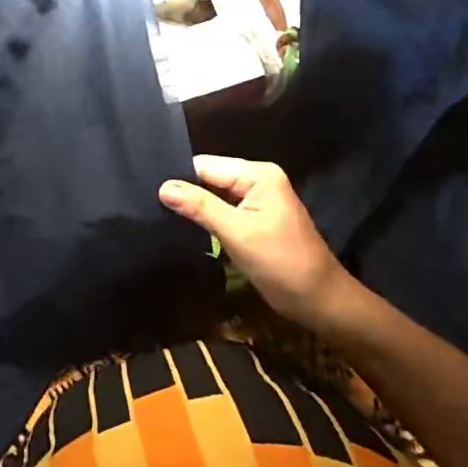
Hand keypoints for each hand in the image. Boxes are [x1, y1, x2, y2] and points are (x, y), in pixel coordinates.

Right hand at [159, 156, 361, 328]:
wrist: (319, 301)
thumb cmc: (282, 263)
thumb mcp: (237, 233)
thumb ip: (200, 206)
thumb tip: (163, 187)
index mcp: (258, 174)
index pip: (205, 166)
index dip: (178, 177)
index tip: (148, 191)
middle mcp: (257, 179)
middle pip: (207, 177)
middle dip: (183, 191)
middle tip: (149, 204)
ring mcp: (255, 199)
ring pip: (212, 193)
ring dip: (192, 205)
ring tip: (159, 213)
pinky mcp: (252, 217)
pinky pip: (221, 208)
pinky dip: (204, 216)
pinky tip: (182, 224)